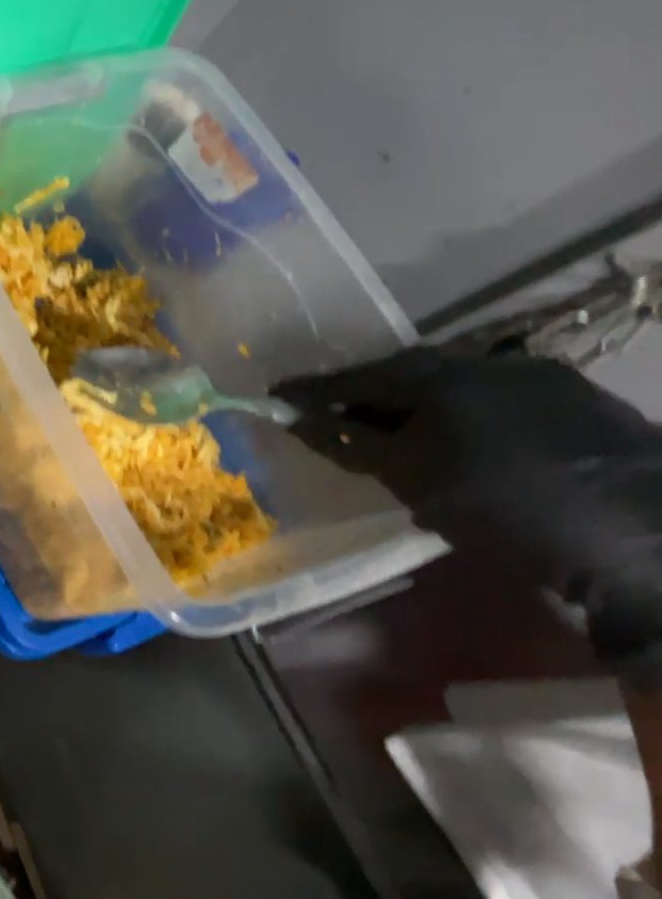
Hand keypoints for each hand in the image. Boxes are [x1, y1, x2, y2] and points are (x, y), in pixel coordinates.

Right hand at [274, 347, 661, 677]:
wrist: (643, 536)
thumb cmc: (504, 505)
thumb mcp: (409, 478)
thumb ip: (349, 442)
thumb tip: (296, 418)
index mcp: (444, 374)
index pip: (357, 377)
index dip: (311, 390)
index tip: (273, 396)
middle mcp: (491, 362)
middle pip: (407, 374)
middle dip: (365, 395)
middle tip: (330, 417)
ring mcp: (542, 380)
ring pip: (453, 387)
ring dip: (413, 407)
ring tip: (389, 434)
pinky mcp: (578, 405)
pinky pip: (493, 401)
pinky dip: (458, 418)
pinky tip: (455, 445)